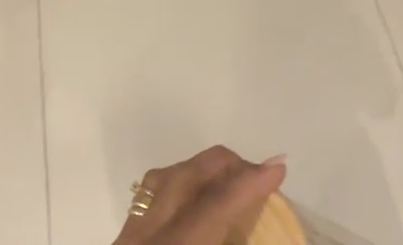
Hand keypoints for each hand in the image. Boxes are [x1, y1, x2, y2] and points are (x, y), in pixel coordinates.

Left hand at [112, 147, 287, 244]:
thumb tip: (251, 218)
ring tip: (235, 181)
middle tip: (262, 174)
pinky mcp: (124, 233)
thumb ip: (233, 236)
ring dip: (204, 172)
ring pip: (166, 177)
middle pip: (186, 175)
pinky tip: (200, 197)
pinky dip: (182, 187)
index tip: (279, 166)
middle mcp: (146, 231)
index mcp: (176, 244)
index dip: (249, 183)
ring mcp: (129, 229)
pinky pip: (153, 193)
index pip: (215, 204)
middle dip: (227, 165)